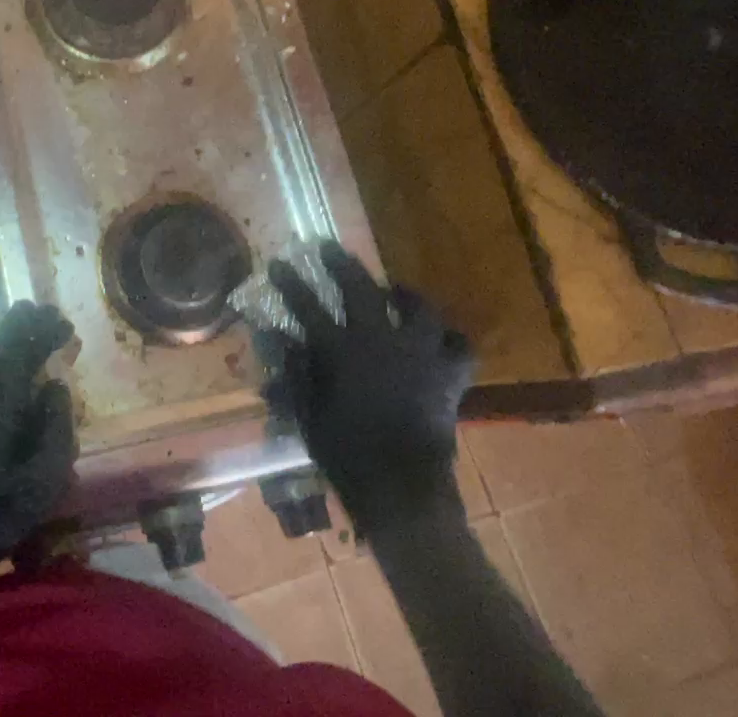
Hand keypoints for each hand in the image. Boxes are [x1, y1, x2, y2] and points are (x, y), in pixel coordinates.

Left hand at [0, 302, 76, 587]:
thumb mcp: (44, 479)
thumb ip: (55, 426)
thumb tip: (55, 387)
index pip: (21, 350)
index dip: (43, 332)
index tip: (64, 324)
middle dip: (23, 327)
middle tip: (47, 314)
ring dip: (7, 341)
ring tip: (29, 329)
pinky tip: (6, 367)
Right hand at [265, 244, 472, 533]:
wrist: (401, 488)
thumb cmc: (344, 453)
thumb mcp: (306, 412)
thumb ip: (293, 369)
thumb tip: (278, 335)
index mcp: (340, 350)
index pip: (307, 304)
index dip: (291, 283)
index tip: (280, 263)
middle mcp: (381, 340)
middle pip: (360, 288)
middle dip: (341, 264)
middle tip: (328, 249)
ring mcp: (421, 355)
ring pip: (419, 308)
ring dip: (404, 294)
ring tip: (394, 289)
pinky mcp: (449, 376)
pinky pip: (459, 346)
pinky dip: (449, 338)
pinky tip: (439, 337)